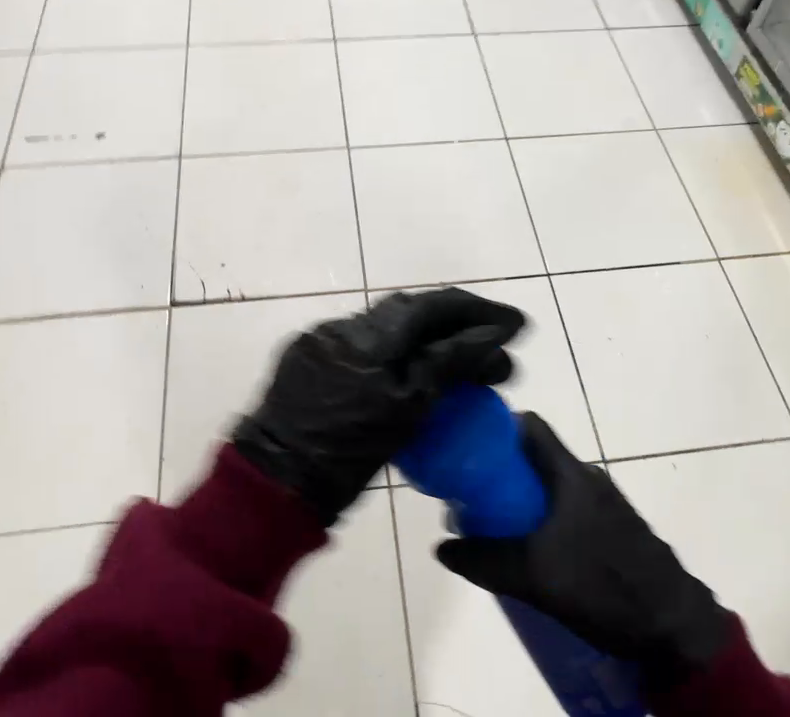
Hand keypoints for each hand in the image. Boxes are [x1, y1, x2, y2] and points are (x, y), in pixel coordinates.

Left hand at [233, 288, 524, 523]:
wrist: (273, 482)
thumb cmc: (347, 456)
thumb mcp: (408, 412)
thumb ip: (447, 364)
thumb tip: (488, 338)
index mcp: (372, 337)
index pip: (436, 307)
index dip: (480, 313)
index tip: (516, 326)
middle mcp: (345, 326)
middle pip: (412, 312)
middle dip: (457, 326)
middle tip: (491, 352)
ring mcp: (321, 339)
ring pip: (386, 327)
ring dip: (425, 338)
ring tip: (457, 363)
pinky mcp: (305, 356)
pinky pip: (360, 344)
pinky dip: (392, 352)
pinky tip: (408, 374)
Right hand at [434, 414, 729, 686]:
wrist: (676, 628)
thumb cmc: (604, 585)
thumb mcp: (534, 576)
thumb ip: (485, 560)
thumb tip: (444, 548)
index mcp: (571, 474)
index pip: (529, 427)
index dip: (495, 431)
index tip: (466, 453)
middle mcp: (589, 480)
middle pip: (534, 461)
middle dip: (500, 477)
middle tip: (473, 504)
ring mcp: (605, 507)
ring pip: (550, 491)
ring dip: (522, 506)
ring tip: (496, 537)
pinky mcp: (615, 532)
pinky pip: (568, 515)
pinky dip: (545, 526)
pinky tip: (534, 560)